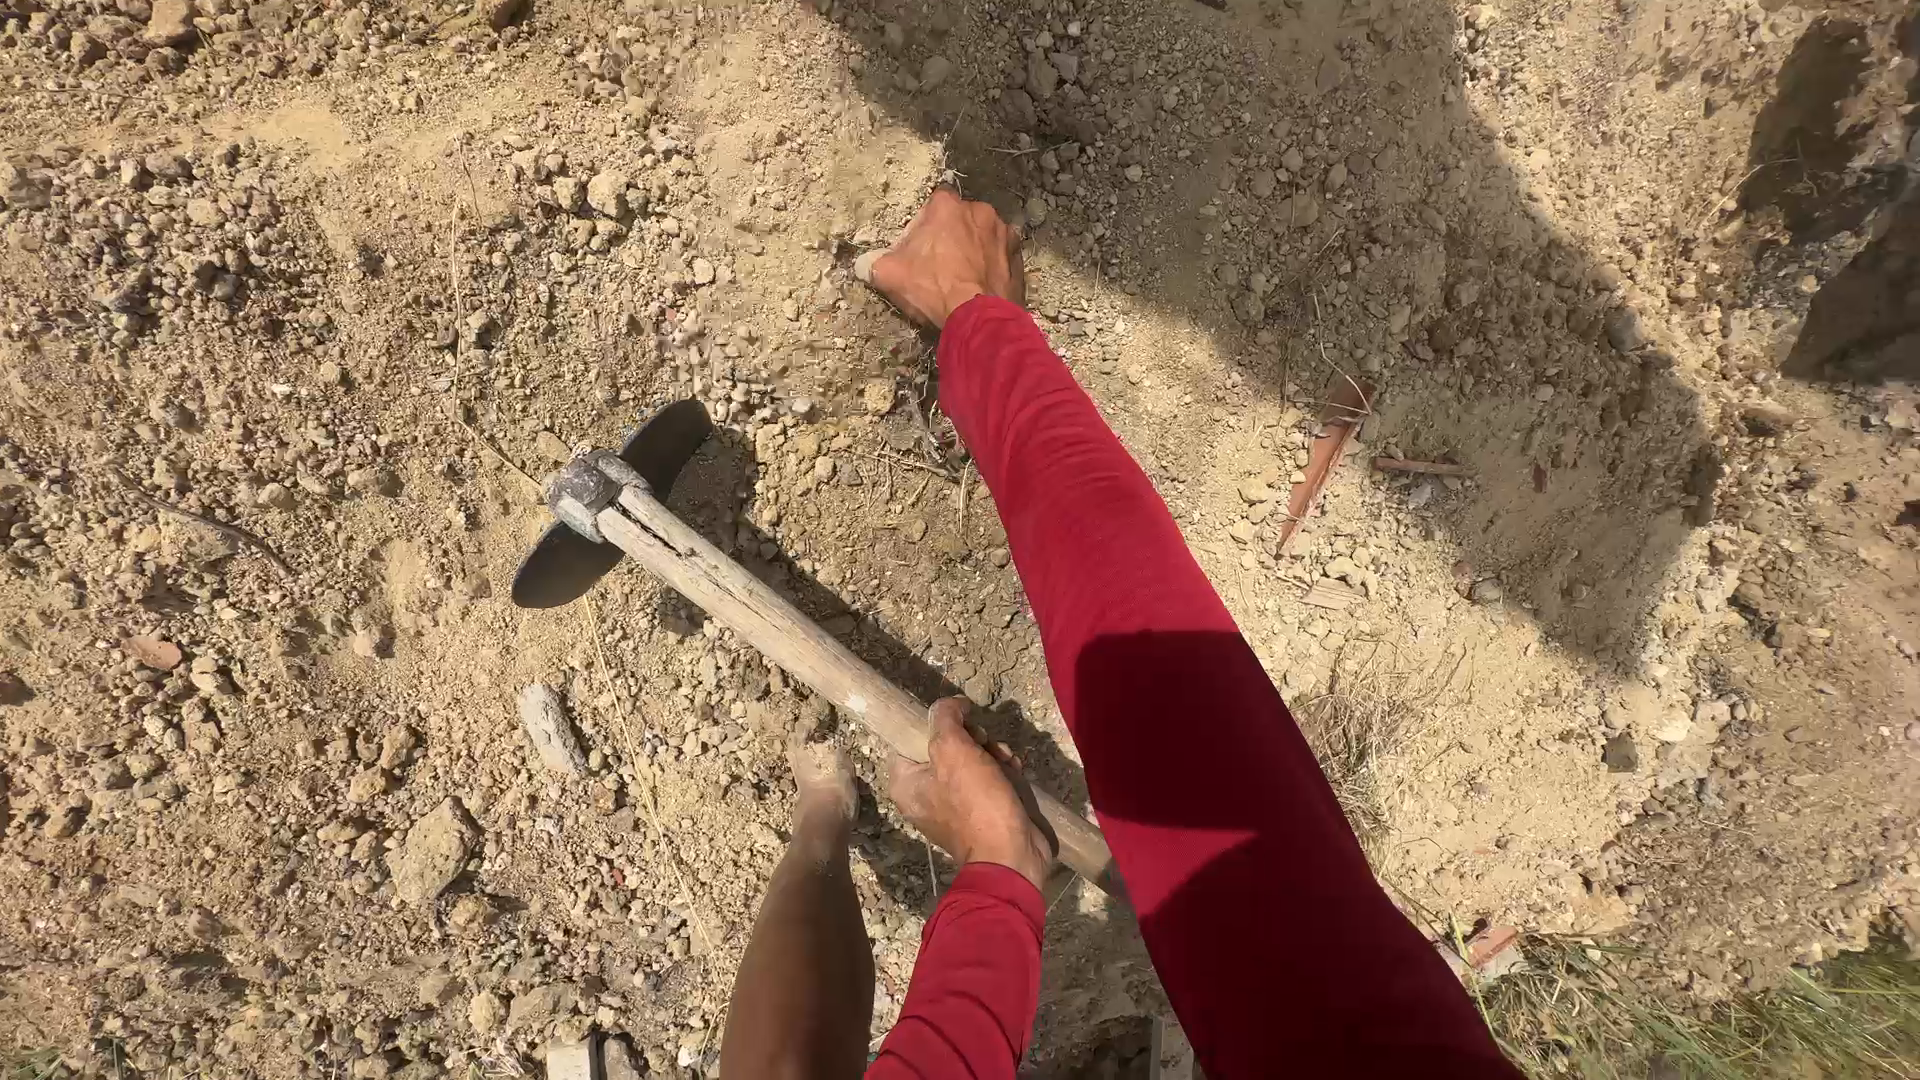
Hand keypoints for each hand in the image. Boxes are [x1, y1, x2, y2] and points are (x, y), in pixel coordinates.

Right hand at [857, 187, 1024, 328]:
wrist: (979, 318)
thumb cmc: (934, 289)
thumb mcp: (891, 276)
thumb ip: (875, 263)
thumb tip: (862, 264)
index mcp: (946, 206)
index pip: (931, 206)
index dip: (924, 227)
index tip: (920, 250)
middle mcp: (979, 209)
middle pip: (960, 220)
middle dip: (952, 237)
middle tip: (942, 267)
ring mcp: (1003, 232)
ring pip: (983, 236)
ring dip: (975, 249)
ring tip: (966, 278)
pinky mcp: (1018, 255)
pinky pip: (1002, 255)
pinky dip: (994, 265)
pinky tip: (984, 285)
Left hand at [888, 698, 1055, 889]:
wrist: (1010, 855)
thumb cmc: (975, 801)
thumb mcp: (953, 749)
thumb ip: (945, 718)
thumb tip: (951, 704)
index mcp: (906, 784)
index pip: (910, 738)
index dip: (936, 724)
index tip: (960, 720)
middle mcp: (924, 796)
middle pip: (945, 747)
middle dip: (972, 738)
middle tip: (985, 742)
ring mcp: (953, 806)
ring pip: (970, 760)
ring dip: (991, 752)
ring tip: (1005, 758)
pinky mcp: (980, 812)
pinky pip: (986, 780)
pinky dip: (1001, 771)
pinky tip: (1014, 770)